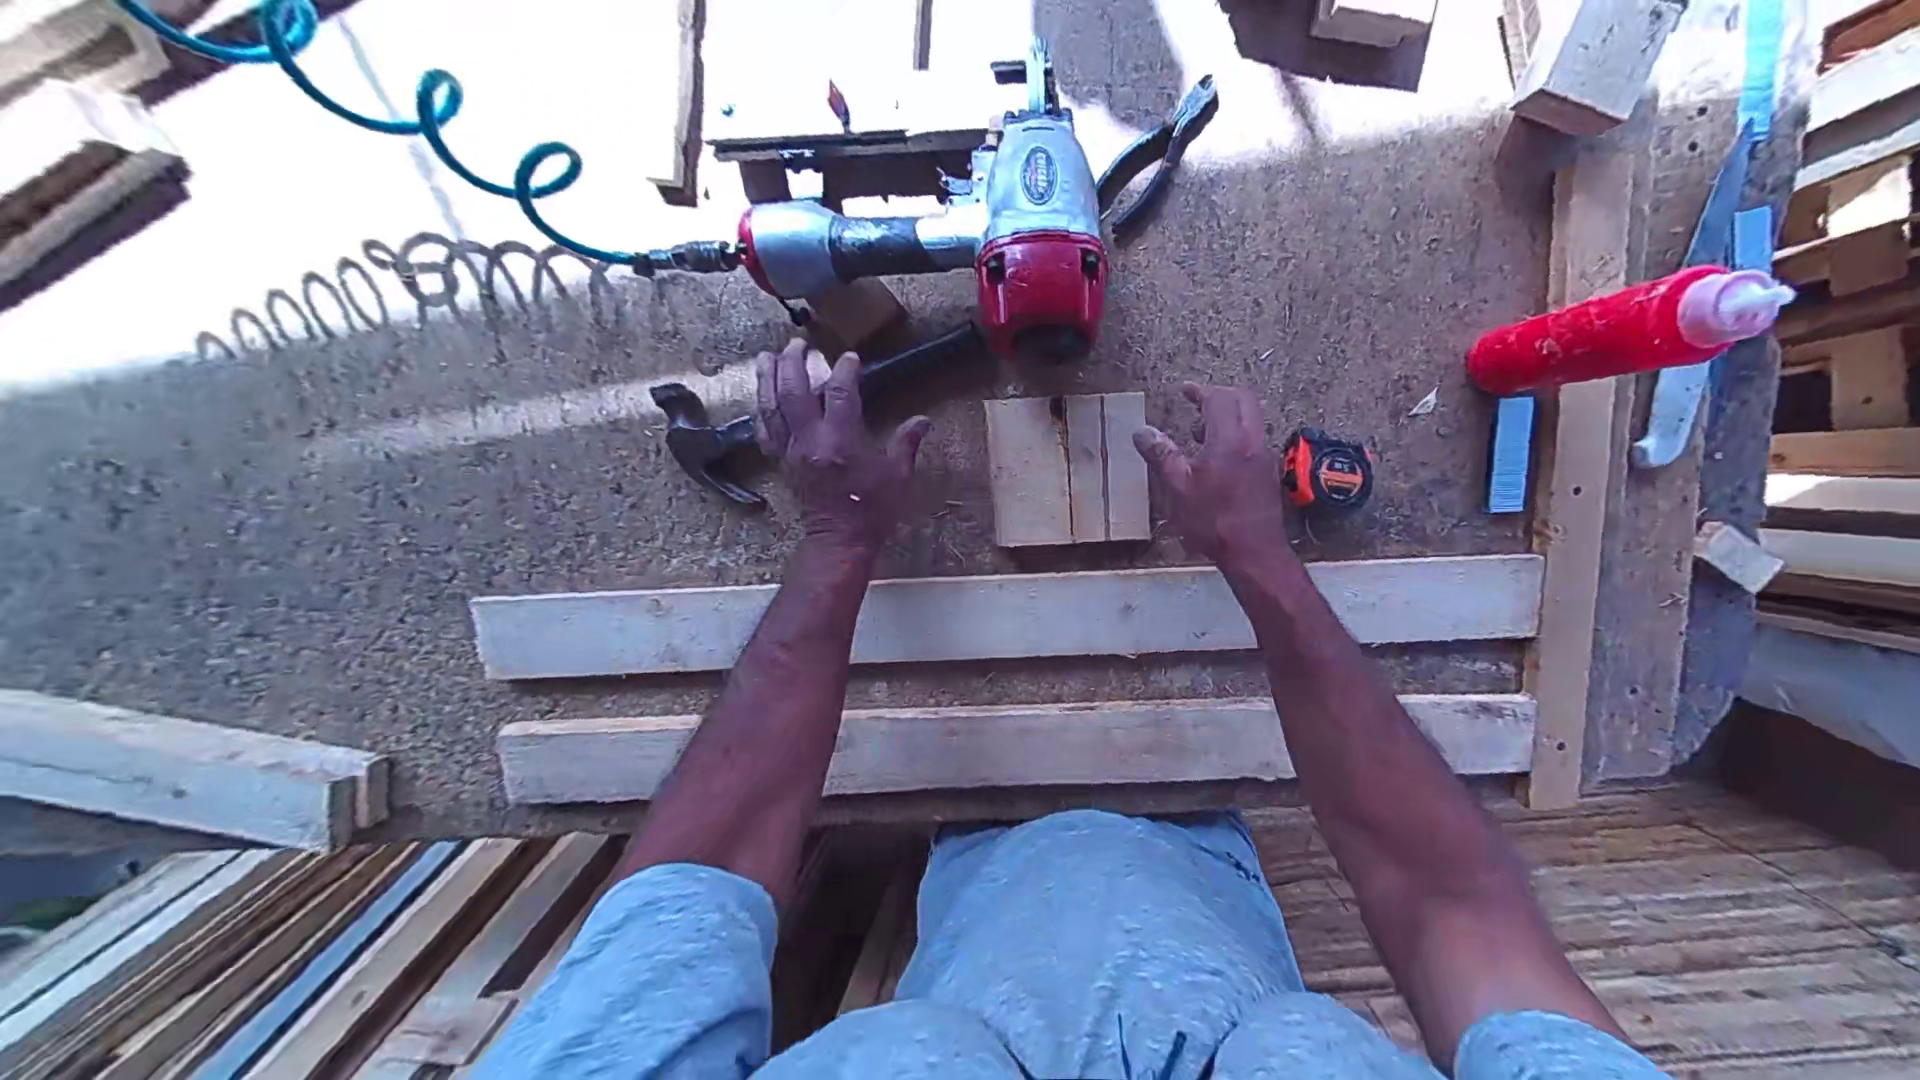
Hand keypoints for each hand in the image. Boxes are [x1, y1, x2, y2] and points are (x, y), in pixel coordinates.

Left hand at [754, 339, 931, 550]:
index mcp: (841, 441)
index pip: (838, 392)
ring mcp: (791, 452)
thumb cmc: (872, 511)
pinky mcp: (782, 463)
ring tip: (767, 356)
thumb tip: (924, 420)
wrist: (840, 541)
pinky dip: (762, 411)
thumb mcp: (898, 476)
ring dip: (768, 378)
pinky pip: (765, 432)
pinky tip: (762, 396)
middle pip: (793, 390)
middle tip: (798, 344)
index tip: (851, 359)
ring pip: (771, 407)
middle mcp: (810, 441)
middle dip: (794, 362)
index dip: (844, 370)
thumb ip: (906, 442)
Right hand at [1133, 382, 1293, 570]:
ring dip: (1227, 417)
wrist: (1253, 551)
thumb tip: (1142, 432)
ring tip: (1198, 432)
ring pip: (1250, 420)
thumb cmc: (1213, 520)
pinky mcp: (1267, 472)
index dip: (1200, 391)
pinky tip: (1214, 459)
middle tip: (1195, 403)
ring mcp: (1263, 457)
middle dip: (1219, 396)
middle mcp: (1252, 442)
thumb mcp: (1177, 488)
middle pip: (1243, 400)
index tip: (1184, 391)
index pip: (1219, 399)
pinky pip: (1252, 439)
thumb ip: (1161, 455)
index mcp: (1229, 440)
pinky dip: (1233, 435)